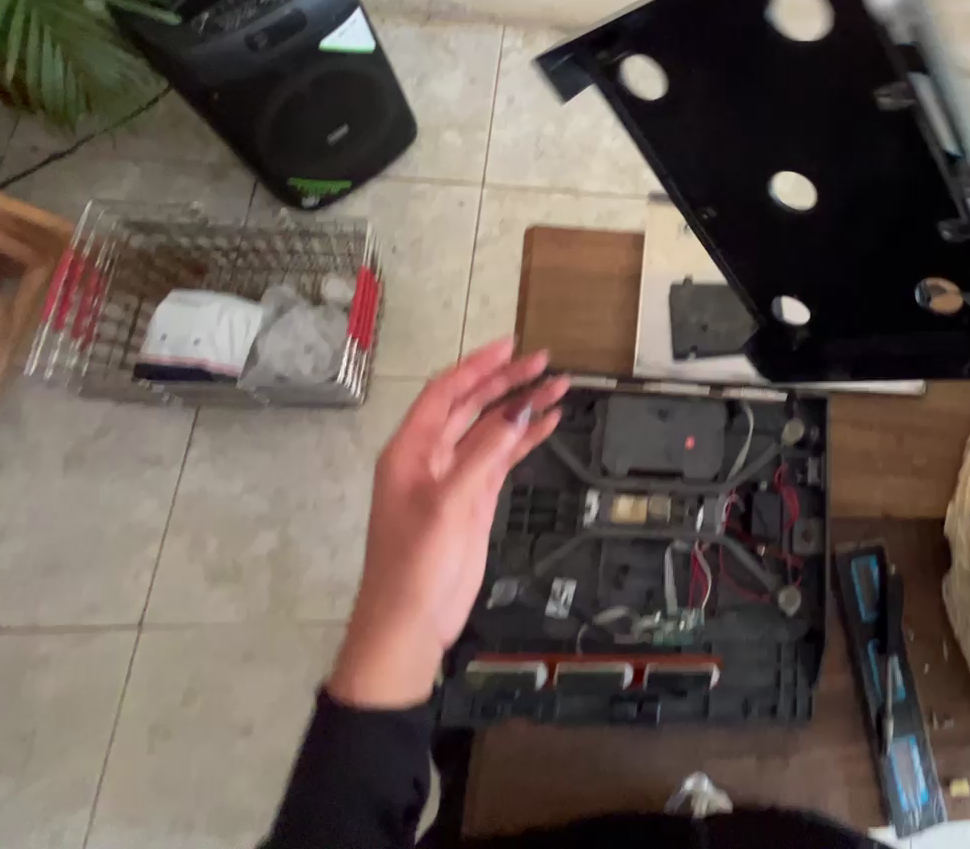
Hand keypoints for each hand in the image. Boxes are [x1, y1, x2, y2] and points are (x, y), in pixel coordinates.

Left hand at [327, 339, 569, 708]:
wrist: (413, 622)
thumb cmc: (416, 563)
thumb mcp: (449, 503)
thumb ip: (485, 453)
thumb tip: (520, 413)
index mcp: (410, 450)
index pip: (446, 393)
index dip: (477, 366)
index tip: (511, 347)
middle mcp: (432, 456)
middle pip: (473, 406)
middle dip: (508, 382)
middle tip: (545, 362)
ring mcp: (456, 476)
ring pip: (494, 429)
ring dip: (524, 408)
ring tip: (559, 387)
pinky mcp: (476, 497)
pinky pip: (504, 457)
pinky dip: (526, 439)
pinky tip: (549, 423)